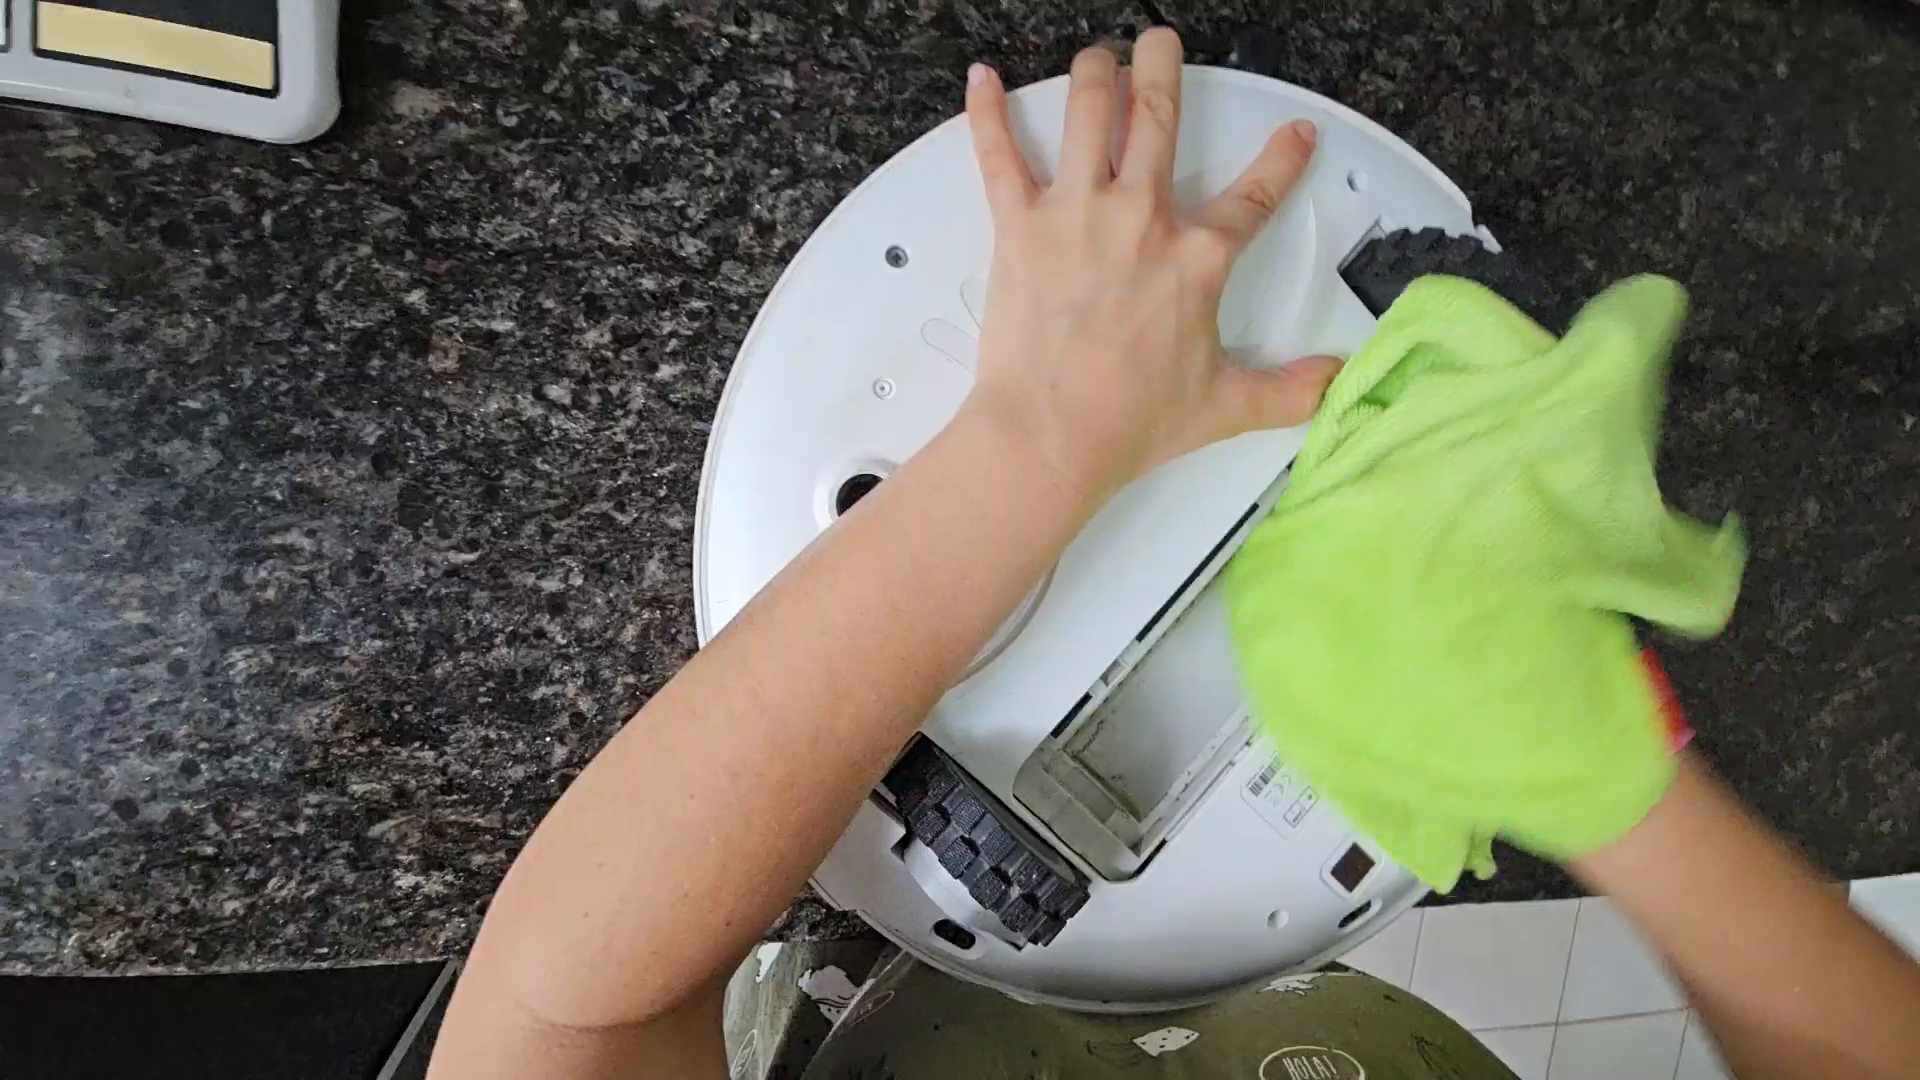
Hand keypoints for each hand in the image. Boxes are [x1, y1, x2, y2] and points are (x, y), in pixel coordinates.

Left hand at [961, 29, 1341, 502]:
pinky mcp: (1020, 228)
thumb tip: (1338, 381)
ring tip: (1096, 56)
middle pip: (1158, 118)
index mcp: (1197, 258)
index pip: (1254, 196)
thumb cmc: (1128, 421)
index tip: (1294, 137)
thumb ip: (1289, 390)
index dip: (1281, 162)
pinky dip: (987, 113)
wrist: (1051, 435)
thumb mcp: (1224, 407)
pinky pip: (999, 155)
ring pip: (1087, 112)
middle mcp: (1141, 217)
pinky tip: (983, 80)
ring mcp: (1077, 213)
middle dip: (1162, 69)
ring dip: (1094, 73)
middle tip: (1159, 44)